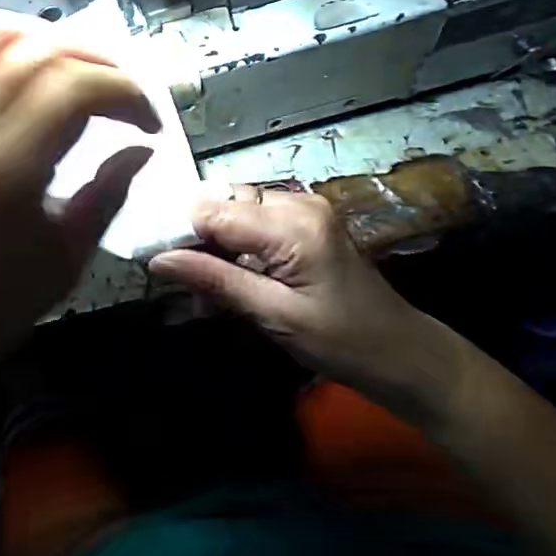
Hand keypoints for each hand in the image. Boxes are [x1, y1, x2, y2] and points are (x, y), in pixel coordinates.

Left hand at [0, 26, 158, 380]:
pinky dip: (1, 43)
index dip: (126, 93)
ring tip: (86, 71)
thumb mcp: (64, 259)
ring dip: (53, 43)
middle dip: (101, 64)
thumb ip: (107, 194)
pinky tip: (29, 60)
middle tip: (129, 96)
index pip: (76, 88)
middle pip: (43, 53)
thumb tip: (141, 150)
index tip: (150, 125)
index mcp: (5, 166)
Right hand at [148, 188, 430, 394]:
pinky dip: (238, 247)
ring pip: (237, 211)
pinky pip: (257, 221)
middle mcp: (298, 203)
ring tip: (205, 291)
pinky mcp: (307, 221)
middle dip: (197, 238)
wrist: (402, 352)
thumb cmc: (342, 341)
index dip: (179, 232)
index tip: (154, 260)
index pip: (215, 211)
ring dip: (216, 245)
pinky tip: (230, 280)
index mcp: (293, 224)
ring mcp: (305, 209)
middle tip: (182, 282)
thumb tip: (158, 261)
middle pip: (225, 203)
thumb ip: (215, 282)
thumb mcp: (273, 316)